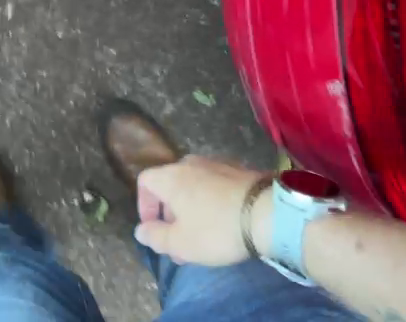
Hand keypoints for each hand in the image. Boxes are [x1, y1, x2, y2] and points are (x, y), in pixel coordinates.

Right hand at [133, 156, 268, 266]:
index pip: (145, 181)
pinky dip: (210, 201)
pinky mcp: (235, 169)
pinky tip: (223, 222)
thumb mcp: (181, 243)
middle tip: (180, 243)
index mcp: (170, 177)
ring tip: (203, 236)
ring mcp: (214, 163)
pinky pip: (212, 184)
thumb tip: (140, 230)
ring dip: (190, 209)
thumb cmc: (216, 228)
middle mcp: (188, 163)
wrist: (265, 212)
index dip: (144, 206)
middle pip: (169, 184)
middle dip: (170, 214)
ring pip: (192, 185)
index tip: (155, 230)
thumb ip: (156, 237)